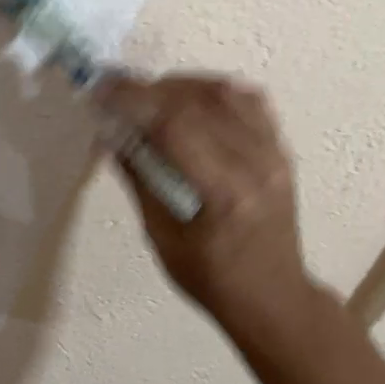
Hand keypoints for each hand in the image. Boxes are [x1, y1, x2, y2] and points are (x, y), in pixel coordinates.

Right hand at [99, 74, 310, 325]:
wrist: (273, 299)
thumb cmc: (211, 278)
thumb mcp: (160, 236)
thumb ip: (139, 179)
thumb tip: (111, 132)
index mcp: (225, 194)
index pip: (176, 126)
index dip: (134, 100)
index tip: (102, 92)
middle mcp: (257, 165)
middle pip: (199, 101)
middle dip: (150, 89)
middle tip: (115, 89)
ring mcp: (275, 155)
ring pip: (226, 93)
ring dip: (181, 84)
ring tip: (150, 94)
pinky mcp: (281, 151)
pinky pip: (250, 102)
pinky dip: (214, 91)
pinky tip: (189, 98)